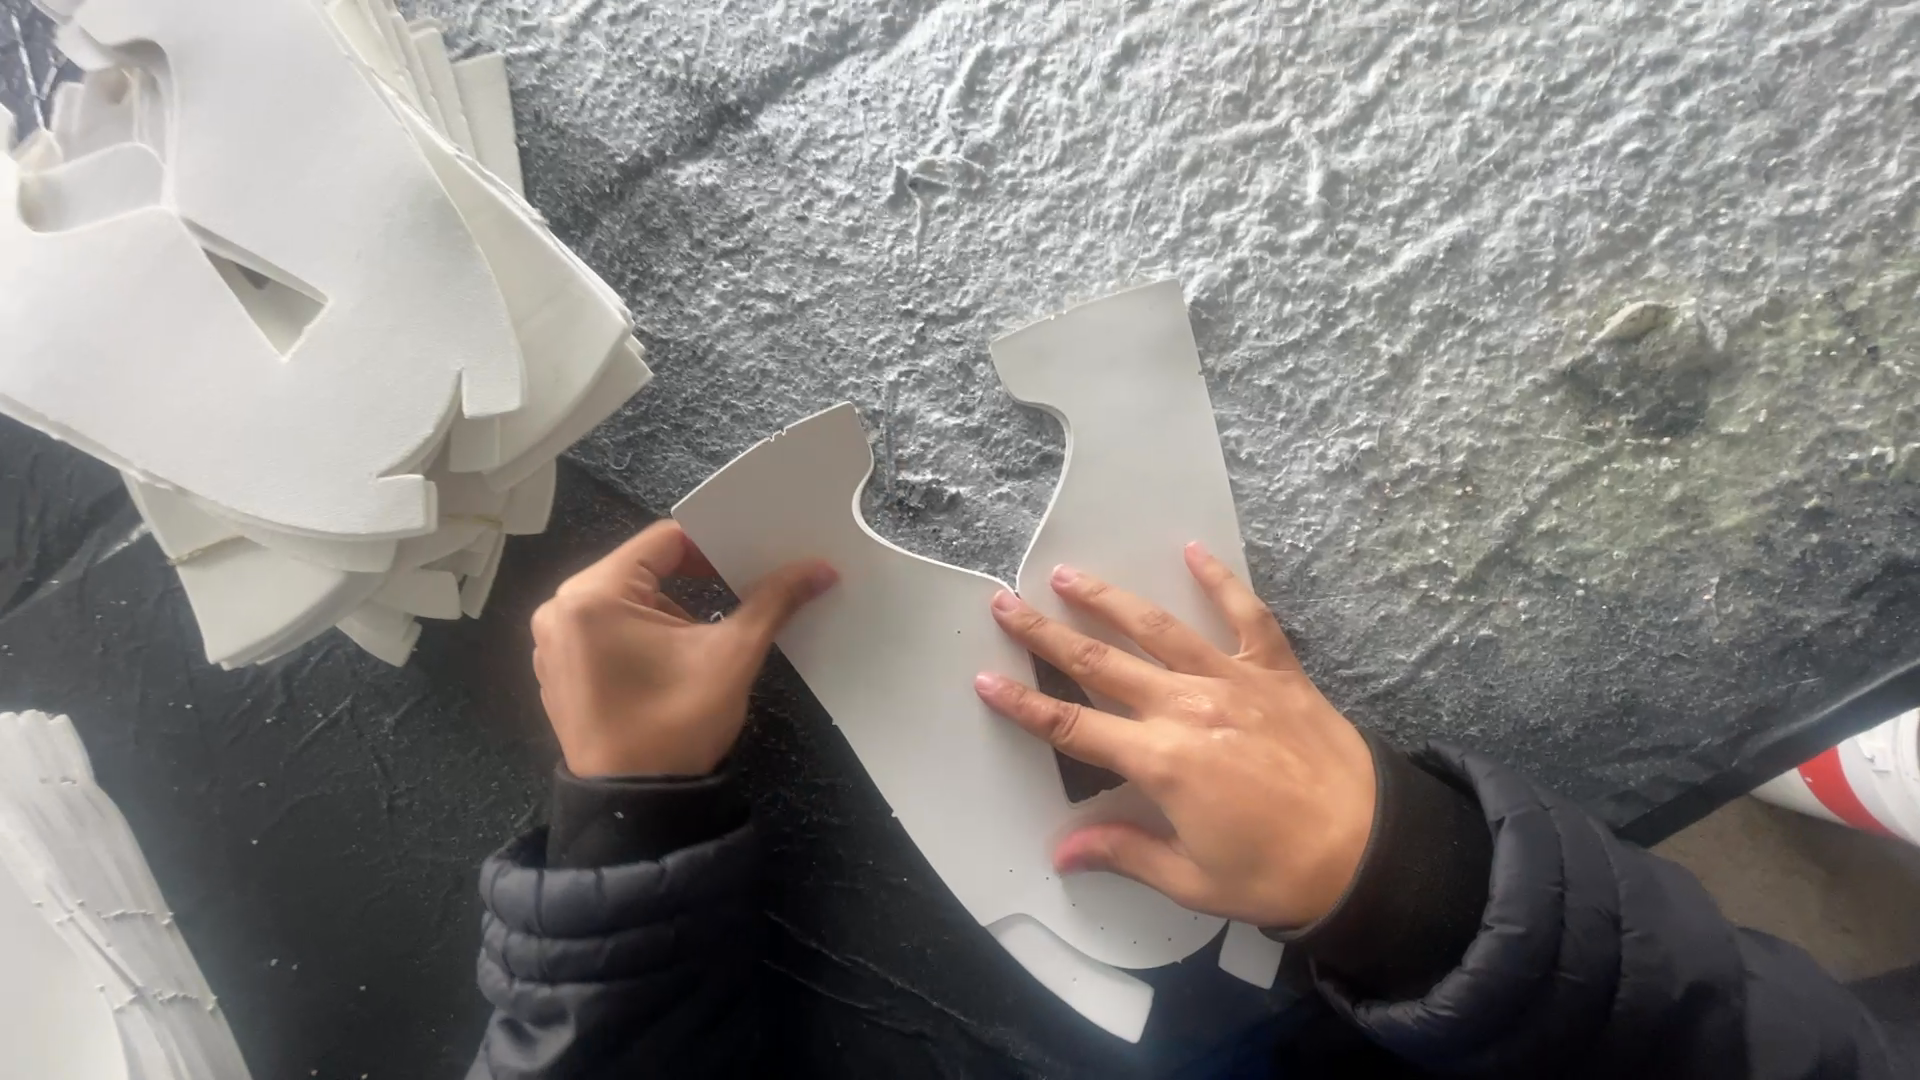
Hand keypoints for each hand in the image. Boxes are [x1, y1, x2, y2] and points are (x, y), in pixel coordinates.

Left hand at [531, 520, 836, 777]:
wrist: (638, 808)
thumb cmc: (678, 722)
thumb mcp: (733, 654)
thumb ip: (774, 600)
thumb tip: (821, 568)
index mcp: (592, 595)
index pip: (664, 541)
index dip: (714, 544)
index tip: (751, 563)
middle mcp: (561, 609)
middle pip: (643, 569)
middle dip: (696, 580)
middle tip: (739, 595)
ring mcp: (555, 642)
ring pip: (628, 599)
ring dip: (673, 609)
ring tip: (707, 639)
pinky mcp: (560, 670)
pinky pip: (609, 629)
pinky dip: (646, 633)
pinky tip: (673, 662)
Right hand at [973, 543, 1375, 928]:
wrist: (1375, 854)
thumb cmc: (1278, 873)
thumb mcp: (1194, 880)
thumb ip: (1124, 853)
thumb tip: (1061, 853)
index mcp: (1160, 761)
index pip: (1072, 727)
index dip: (1023, 705)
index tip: (985, 678)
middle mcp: (1185, 707)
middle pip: (1099, 662)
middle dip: (1044, 633)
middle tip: (1005, 602)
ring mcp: (1230, 680)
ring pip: (1155, 628)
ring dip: (1106, 598)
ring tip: (1066, 573)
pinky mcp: (1273, 670)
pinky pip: (1244, 615)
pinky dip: (1220, 580)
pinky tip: (1193, 549)